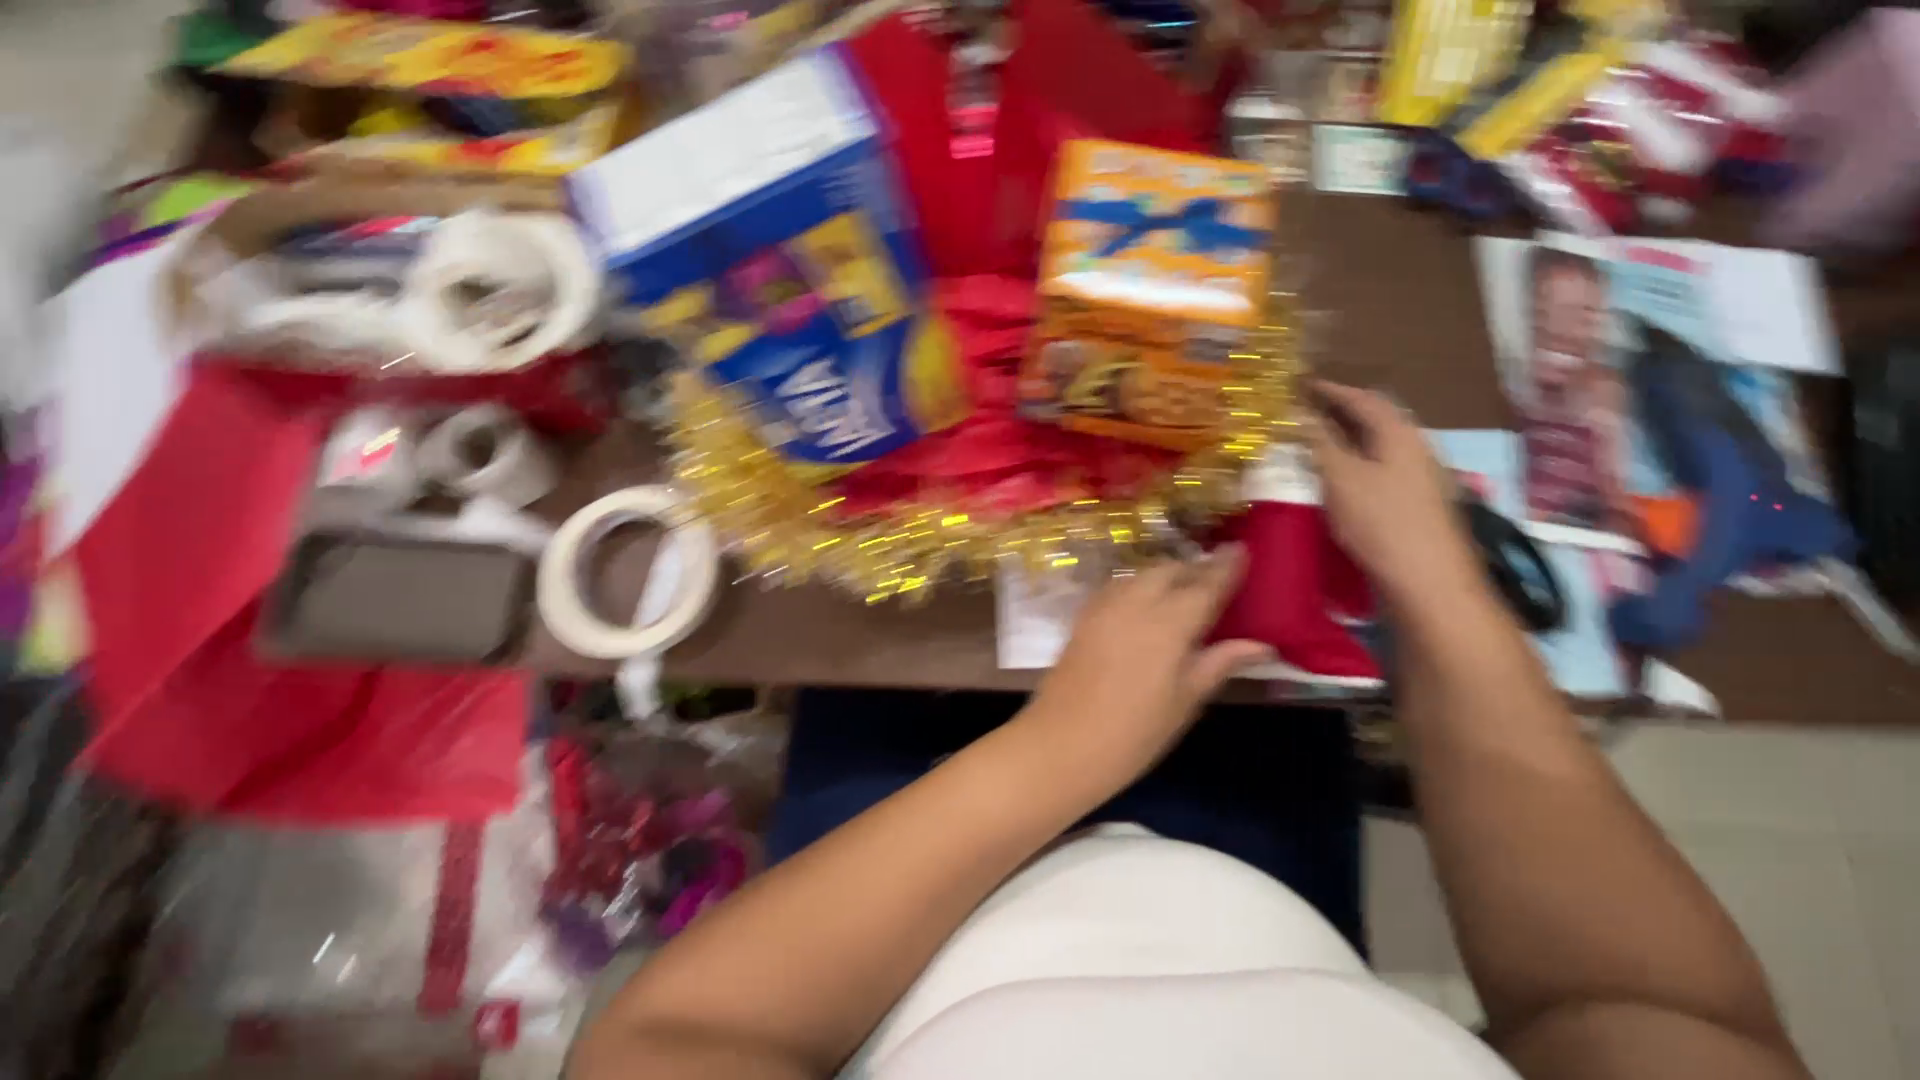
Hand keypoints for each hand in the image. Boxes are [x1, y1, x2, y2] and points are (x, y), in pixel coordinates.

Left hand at [1018, 548, 1274, 786]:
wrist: (1059, 746)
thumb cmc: (1133, 734)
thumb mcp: (1184, 702)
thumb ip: (1219, 664)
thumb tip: (1261, 644)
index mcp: (1168, 624)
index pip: (1204, 584)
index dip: (1224, 566)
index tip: (1241, 548)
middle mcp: (1134, 604)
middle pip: (1168, 570)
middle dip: (1193, 569)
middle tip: (1215, 580)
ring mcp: (1102, 608)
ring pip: (1140, 575)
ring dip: (1164, 576)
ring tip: (1183, 592)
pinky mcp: (1082, 619)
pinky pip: (1117, 588)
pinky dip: (1137, 587)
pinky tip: (1145, 606)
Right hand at [1303, 381, 1483, 609]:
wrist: (1427, 580)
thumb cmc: (1382, 522)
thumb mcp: (1341, 477)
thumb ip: (1319, 442)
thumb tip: (1298, 412)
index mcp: (1400, 433)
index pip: (1363, 399)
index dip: (1331, 390)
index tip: (1302, 386)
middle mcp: (1415, 448)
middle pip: (1375, 421)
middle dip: (1340, 414)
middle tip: (1304, 414)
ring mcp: (1419, 477)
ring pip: (1377, 448)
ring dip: (1347, 442)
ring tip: (1313, 446)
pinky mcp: (1415, 504)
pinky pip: (1379, 471)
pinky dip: (1355, 466)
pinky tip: (1338, 482)